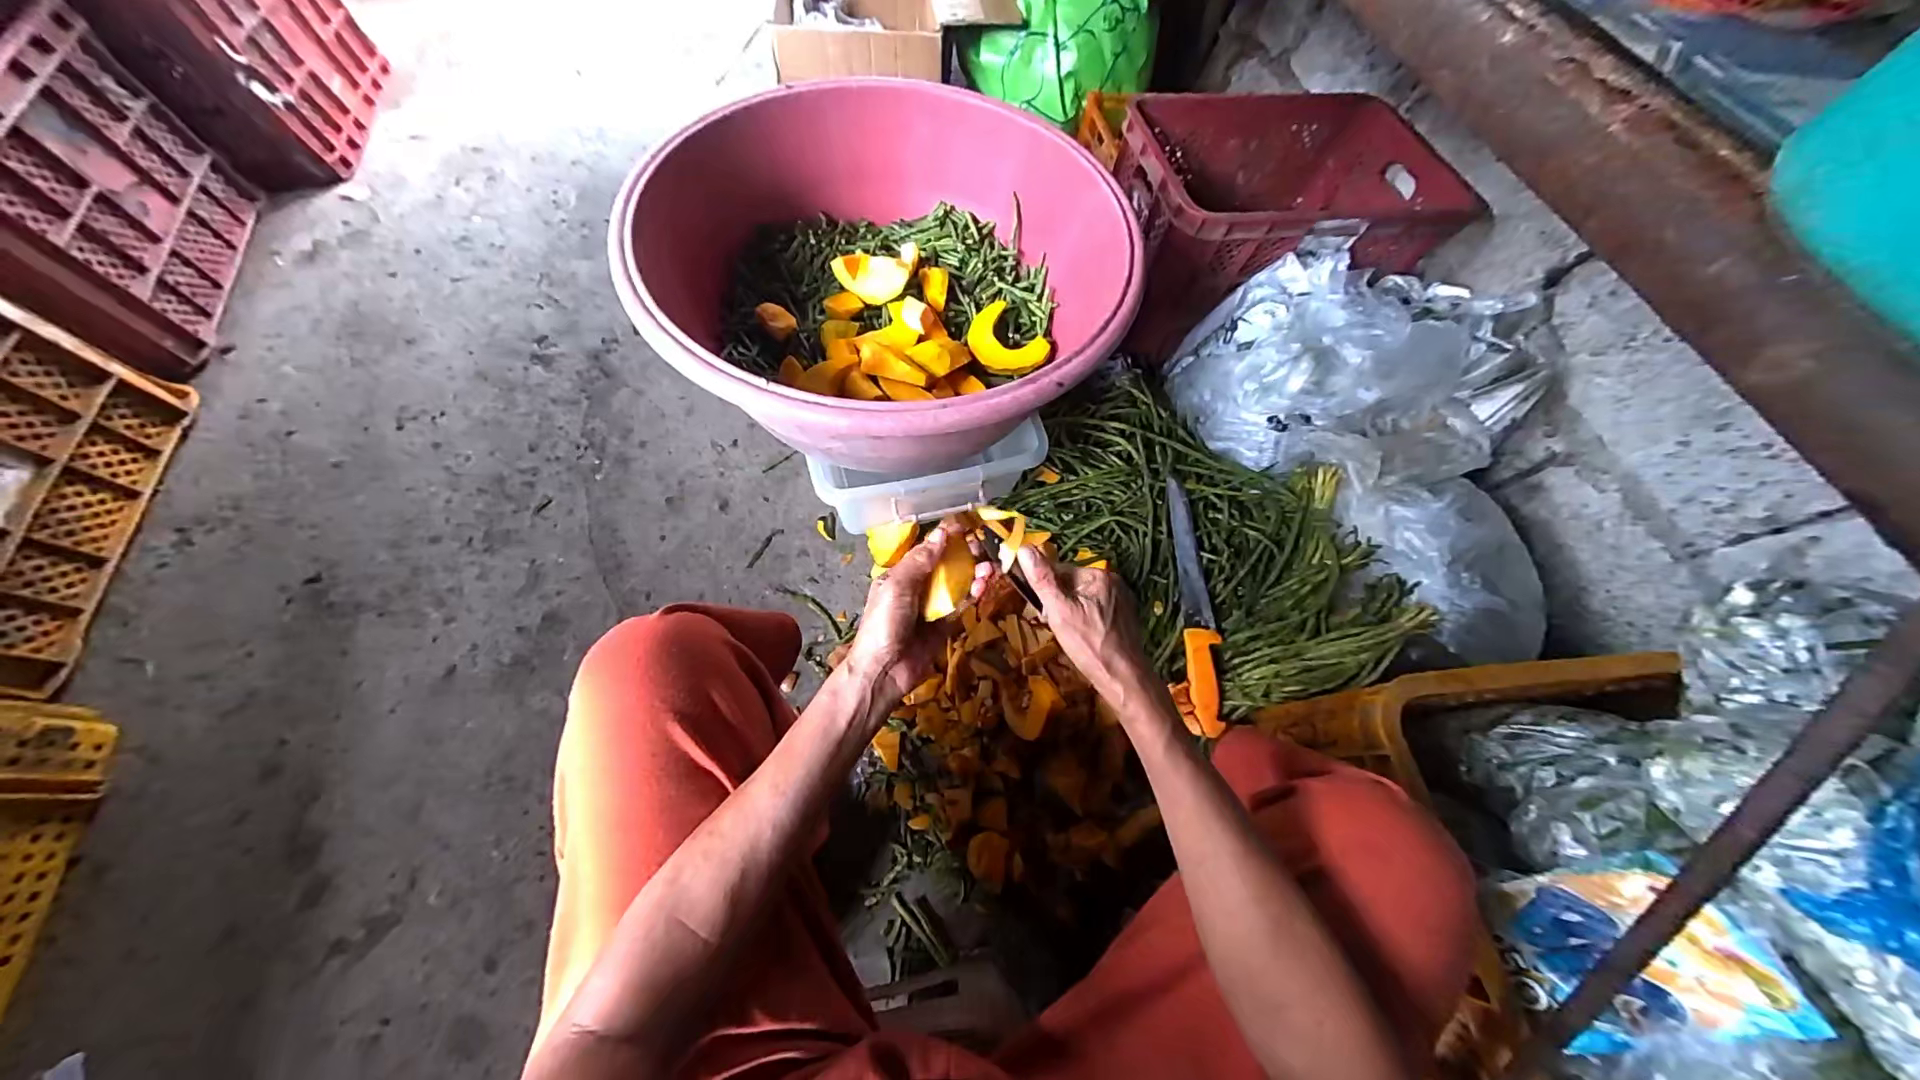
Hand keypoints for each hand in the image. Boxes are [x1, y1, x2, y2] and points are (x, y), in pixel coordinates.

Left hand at [841, 521, 989, 709]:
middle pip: (946, 564)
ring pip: (958, 584)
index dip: (945, 536)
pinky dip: (974, 594)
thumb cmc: (884, 624)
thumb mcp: (897, 585)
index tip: (966, 524)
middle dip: (965, 553)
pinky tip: (985, 584)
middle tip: (984, 543)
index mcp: (900, 574)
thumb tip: (942, 532)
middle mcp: (917, 587)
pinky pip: (962, 605)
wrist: (884, 671)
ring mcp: (932, 606)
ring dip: (974, 572)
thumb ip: (920, 560)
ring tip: (990, 565)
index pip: (926, 549)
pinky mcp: (945, 626)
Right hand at [1015, 545, 1157, 703]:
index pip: (1059, 571)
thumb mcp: (1059, 611)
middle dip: (1059, 603)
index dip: (1046, 591)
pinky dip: (1085, 621)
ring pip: (1082, 598)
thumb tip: (1024, 548)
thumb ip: (1042, 579)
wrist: (1123, 677)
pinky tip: (1084, 638)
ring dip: (1070, 613)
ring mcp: (1121, 598)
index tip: (1045, 612)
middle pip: (1071, 584)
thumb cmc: (1089, 645)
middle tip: (1058, 626)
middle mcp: (1112, 580)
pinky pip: (1095, 610)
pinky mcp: (1124, 615)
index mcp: (1097, 574)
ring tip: (1071, 635)